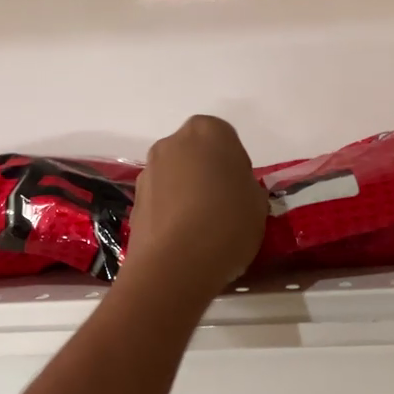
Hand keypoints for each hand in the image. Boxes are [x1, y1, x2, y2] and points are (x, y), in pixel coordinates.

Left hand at [121, 114, 267, 298]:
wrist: (177, 263)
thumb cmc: (228, 223)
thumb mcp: (258, 203)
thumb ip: (246, 187)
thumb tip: (233, 192)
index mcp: (208, 131)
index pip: (226, 140)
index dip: (235, 167)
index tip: (240, 193)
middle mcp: (172, 143)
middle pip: (195, 156)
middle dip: (206, 176)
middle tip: (221, 208)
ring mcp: (148, 172)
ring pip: (174, 178)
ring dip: (185, 195)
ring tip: (200, 230)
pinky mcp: (134, 202)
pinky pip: (160, 202)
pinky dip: (170, 214)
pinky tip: (182, 240)